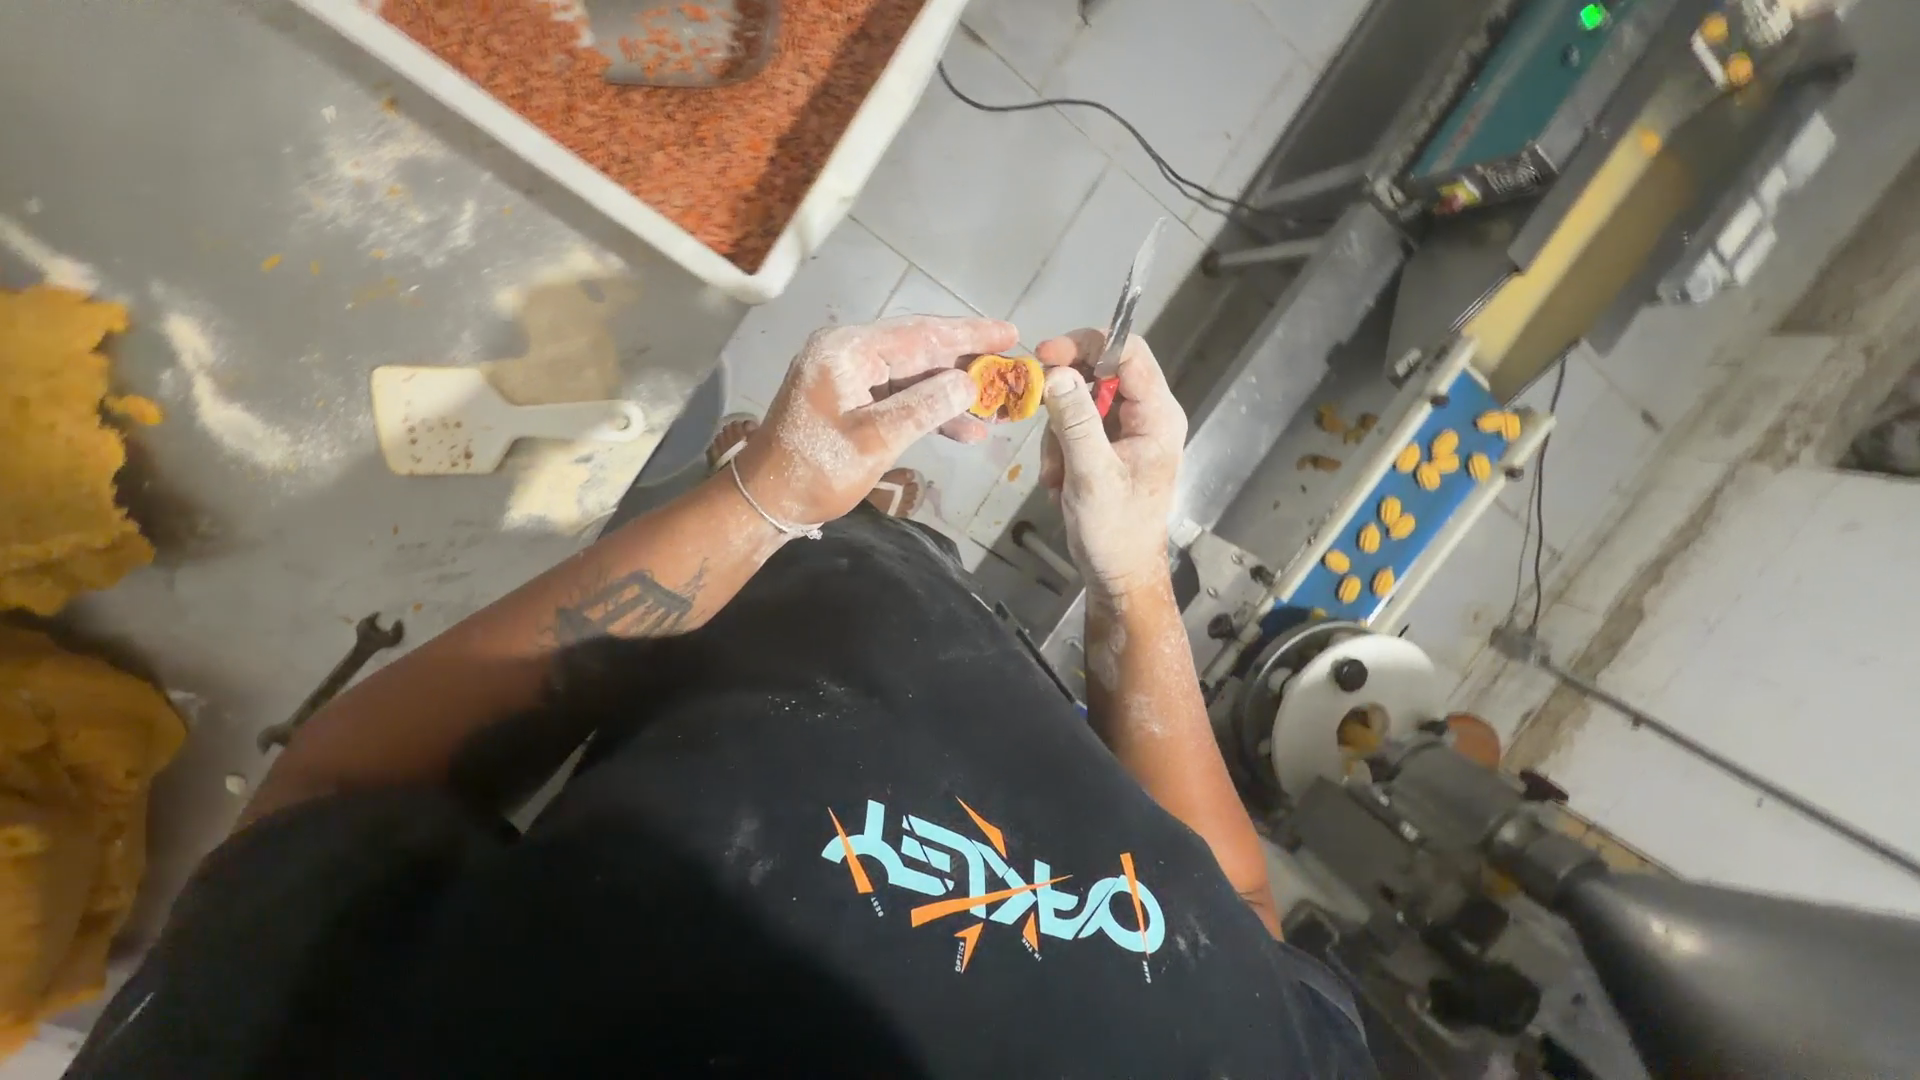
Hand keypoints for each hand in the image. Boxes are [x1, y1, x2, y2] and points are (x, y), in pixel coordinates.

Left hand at [732, 315, 1020, 526]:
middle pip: (919, 349)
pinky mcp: (851, 401)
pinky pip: (900, 397)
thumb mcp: (875, 440)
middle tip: (1011, 366)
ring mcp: (848, 376)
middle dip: (966, 362)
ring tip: (996, 406)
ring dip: (952, 392)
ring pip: (914, 375)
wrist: (768, 501)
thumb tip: (968, 382)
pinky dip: (930, 411)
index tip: (1010, 334)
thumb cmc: (816, 470)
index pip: (919, 334)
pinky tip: (964, 428)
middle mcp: (847, 353)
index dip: (968, 335)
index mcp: (847, 350)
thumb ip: (924, 407)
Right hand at [1038, 330, 1187, 597]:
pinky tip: (1060, 483)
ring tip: (1057, 476)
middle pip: (1100, 374)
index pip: (1128, 352)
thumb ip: (1075, 421)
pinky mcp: (1109, 449)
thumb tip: (1056, 372)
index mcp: (1158, 416)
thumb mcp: (1091, 475)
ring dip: (1058, 436)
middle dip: (1064, 402)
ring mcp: (1128, 433)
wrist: (1119, 574)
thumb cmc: (1114, 531)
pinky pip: (1076, 429)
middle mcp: (1147, 416)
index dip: (1086, 344)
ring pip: (1080, 403)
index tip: (1045, 355)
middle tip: (1040, 419)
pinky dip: (1060, 452)